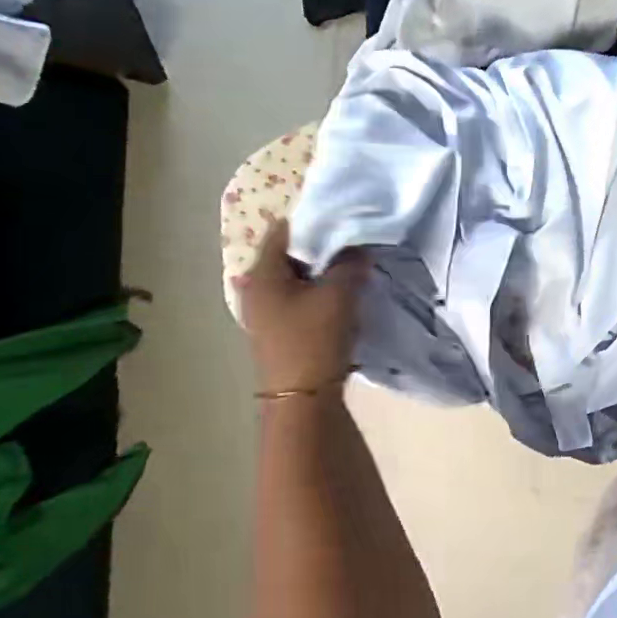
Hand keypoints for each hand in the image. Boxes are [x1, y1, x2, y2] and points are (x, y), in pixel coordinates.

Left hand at [235, 219, 368, 391]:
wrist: (304, 401)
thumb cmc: (314, 340)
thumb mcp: (338, 295)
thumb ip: (350, 264)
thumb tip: (358, 248)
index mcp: (262, 274)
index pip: (283, 230)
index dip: (312, 219)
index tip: (342, 216)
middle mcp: (257, 290)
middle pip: (290, 255)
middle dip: (321, 247)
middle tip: (353, 240)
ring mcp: (267, 314)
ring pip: (297, 280)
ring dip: (323, 273)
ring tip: (353, 267)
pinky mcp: (280, 333)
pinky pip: (301, 300)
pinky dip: (320, 293)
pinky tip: (343, 297)